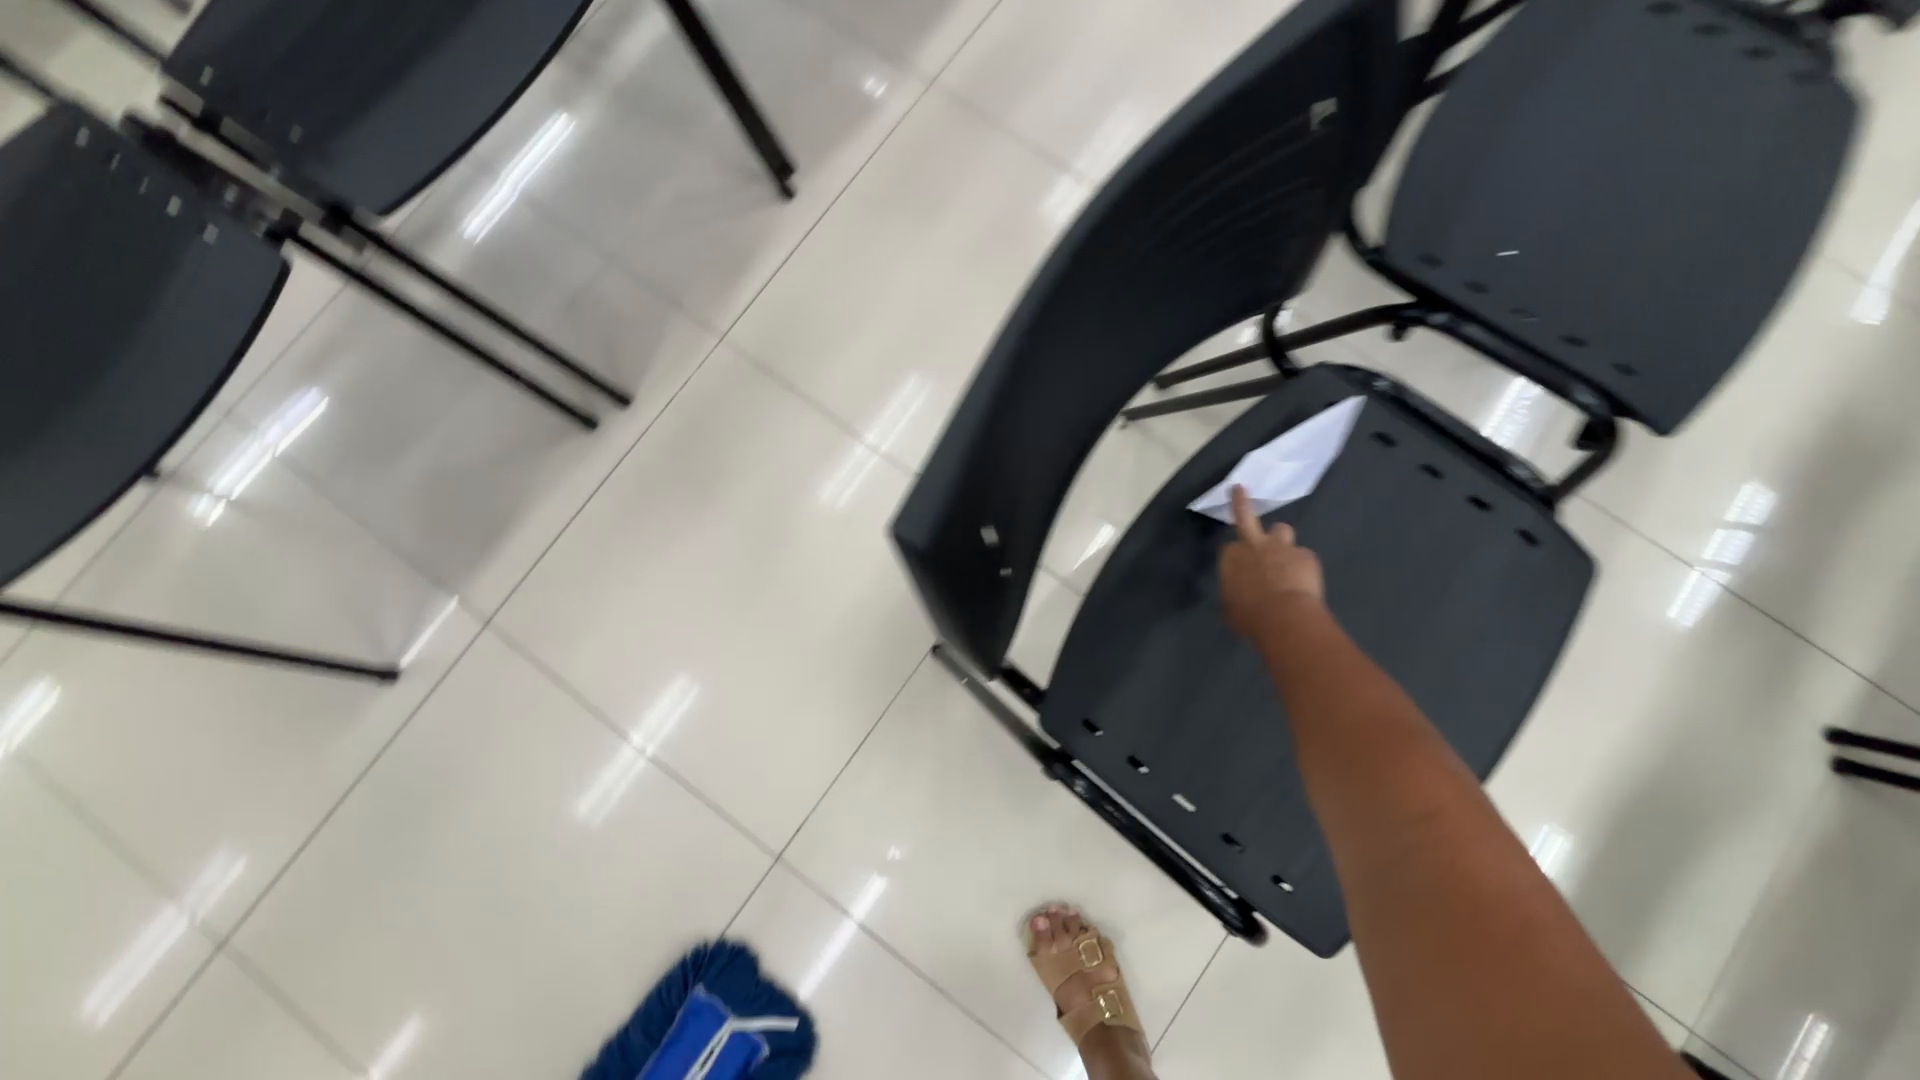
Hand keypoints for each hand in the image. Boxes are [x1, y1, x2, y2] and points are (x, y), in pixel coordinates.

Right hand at [1218, 485, 1324, 638]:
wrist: (1283, 617)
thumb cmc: (1250, 616)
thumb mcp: (1231, 607)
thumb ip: (1235, 593)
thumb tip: (1240, 595)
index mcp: (1231, 558)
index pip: (1229, 549)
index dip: (1235, 557)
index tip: (1240, 568)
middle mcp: (1254, 545)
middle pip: (1246, 516)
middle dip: (1241, 502)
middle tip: (1239, 490)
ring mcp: (1282, 547)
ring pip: (1282, 530)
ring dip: (1282, 539)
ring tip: (1286, 554)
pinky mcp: (1306, 555)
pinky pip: (1304, 557)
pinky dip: (1303, 567)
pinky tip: (1305, 582)